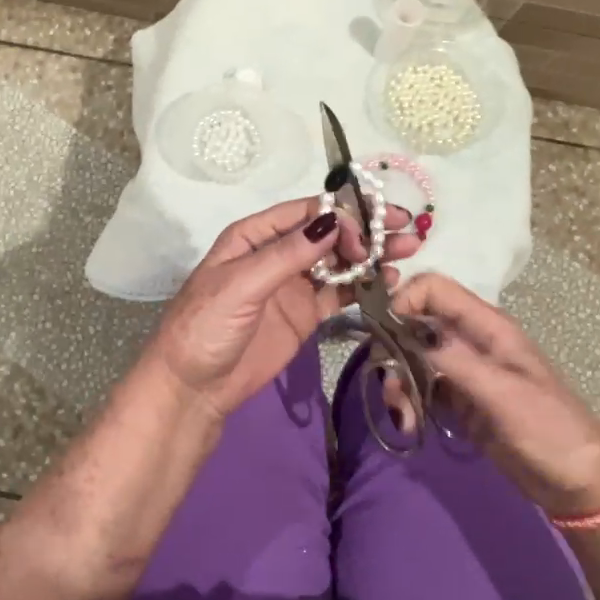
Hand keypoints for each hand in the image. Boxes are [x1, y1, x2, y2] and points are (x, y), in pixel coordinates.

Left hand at [143, 197, 420, 417]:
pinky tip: (387, 281)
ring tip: (406, 252)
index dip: (340, 213)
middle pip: (326, 234)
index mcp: (253, 237)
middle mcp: (276, 254)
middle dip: (364, 230)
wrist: (193, 387)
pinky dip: (363, 286)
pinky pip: (338, 294)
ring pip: (338, 262)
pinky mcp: (304, 315)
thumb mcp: (241, 284)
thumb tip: (332, 222)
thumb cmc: (206, 326)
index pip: (303, 213)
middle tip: (406, 230)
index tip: (375, 221)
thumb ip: (287, 255)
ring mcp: (292, 285)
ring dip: (369, 255)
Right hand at [392, 274, 599, 516]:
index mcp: (487, 326)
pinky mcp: (459, 400)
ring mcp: (464, 371)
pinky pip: (421, 388)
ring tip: (401, 414)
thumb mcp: (502, 392)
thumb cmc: (549, 429)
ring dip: (398, 380)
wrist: (579, 484)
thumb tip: (406, 336)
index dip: (404, 299)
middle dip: (393, 348)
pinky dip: (409, 401)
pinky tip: (409, 424)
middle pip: (415, 323)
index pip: (434, 289)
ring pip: (412, 357)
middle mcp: (471, 340)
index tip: (383, 331)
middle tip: (388, 383)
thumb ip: (453, 360)